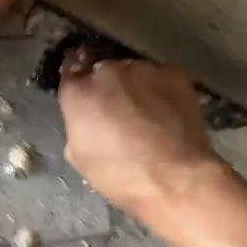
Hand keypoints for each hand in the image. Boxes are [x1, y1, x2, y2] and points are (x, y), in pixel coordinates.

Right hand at [58, 52, 225, 216]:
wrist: (176, 177)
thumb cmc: (122, 174)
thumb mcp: (80, 158)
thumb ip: (77, 127)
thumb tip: (86, 121)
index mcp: (79, 92)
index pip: (70, 69)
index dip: (78, 80)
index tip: (85, 92)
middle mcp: (108, 72)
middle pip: (104, 72)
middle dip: (108, 88)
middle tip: (118, 113)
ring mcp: (143, 69)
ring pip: (133, 73)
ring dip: (135, 88)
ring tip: (147, 115)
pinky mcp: (173, 73)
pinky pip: (160, 78)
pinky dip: (160, 90)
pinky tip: (168, 112)